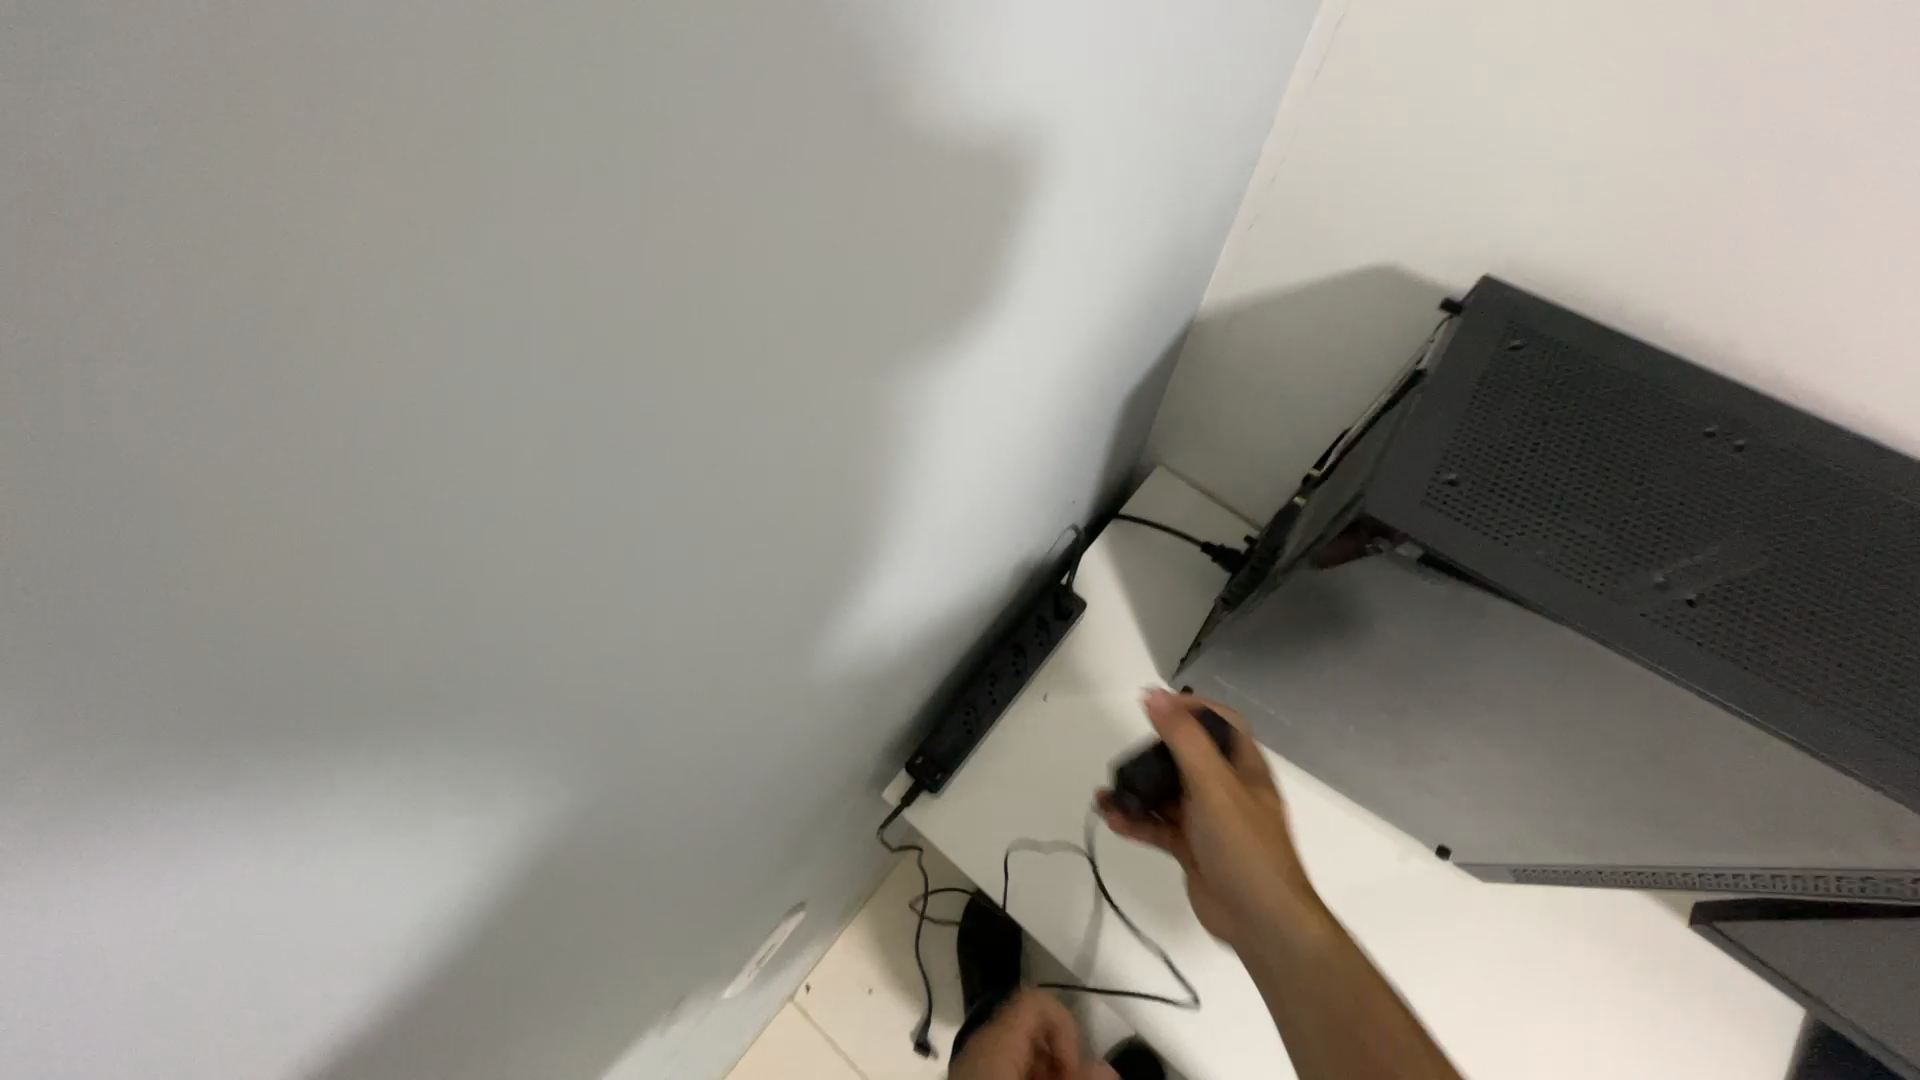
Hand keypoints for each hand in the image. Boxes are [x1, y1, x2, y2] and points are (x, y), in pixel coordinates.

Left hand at [948, 990, 1114, 1079]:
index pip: (1035, 1002)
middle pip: (1032, 1033)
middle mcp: (980, 1049)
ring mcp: (973, 1070)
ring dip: (1048, 1077)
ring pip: (1021, 1058)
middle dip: (1061, 1063)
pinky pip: (1005, 1074)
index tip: (1074, 1071)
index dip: (1065, 1028)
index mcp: (994, 1043)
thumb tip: (1106, 1068)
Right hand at [1097, 690, 1317, 949]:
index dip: (1192, 708)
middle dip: (1153, 753)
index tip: (1157, 705)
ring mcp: (1209, 820)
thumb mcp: (1214, 784)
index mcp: (1244, 767)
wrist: (1261, 921)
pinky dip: (1137, 822)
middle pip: (1187, 756)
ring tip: (1106, 793)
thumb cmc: (1244, 846)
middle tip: (1126, 756)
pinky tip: (1113, 820)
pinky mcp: (1192, 848)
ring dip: (1137, 791)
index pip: (1221, 722)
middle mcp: (1227, 789)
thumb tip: (1154, 696)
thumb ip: (1183, 739)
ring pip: (1167, 794)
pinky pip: (1159, 826)